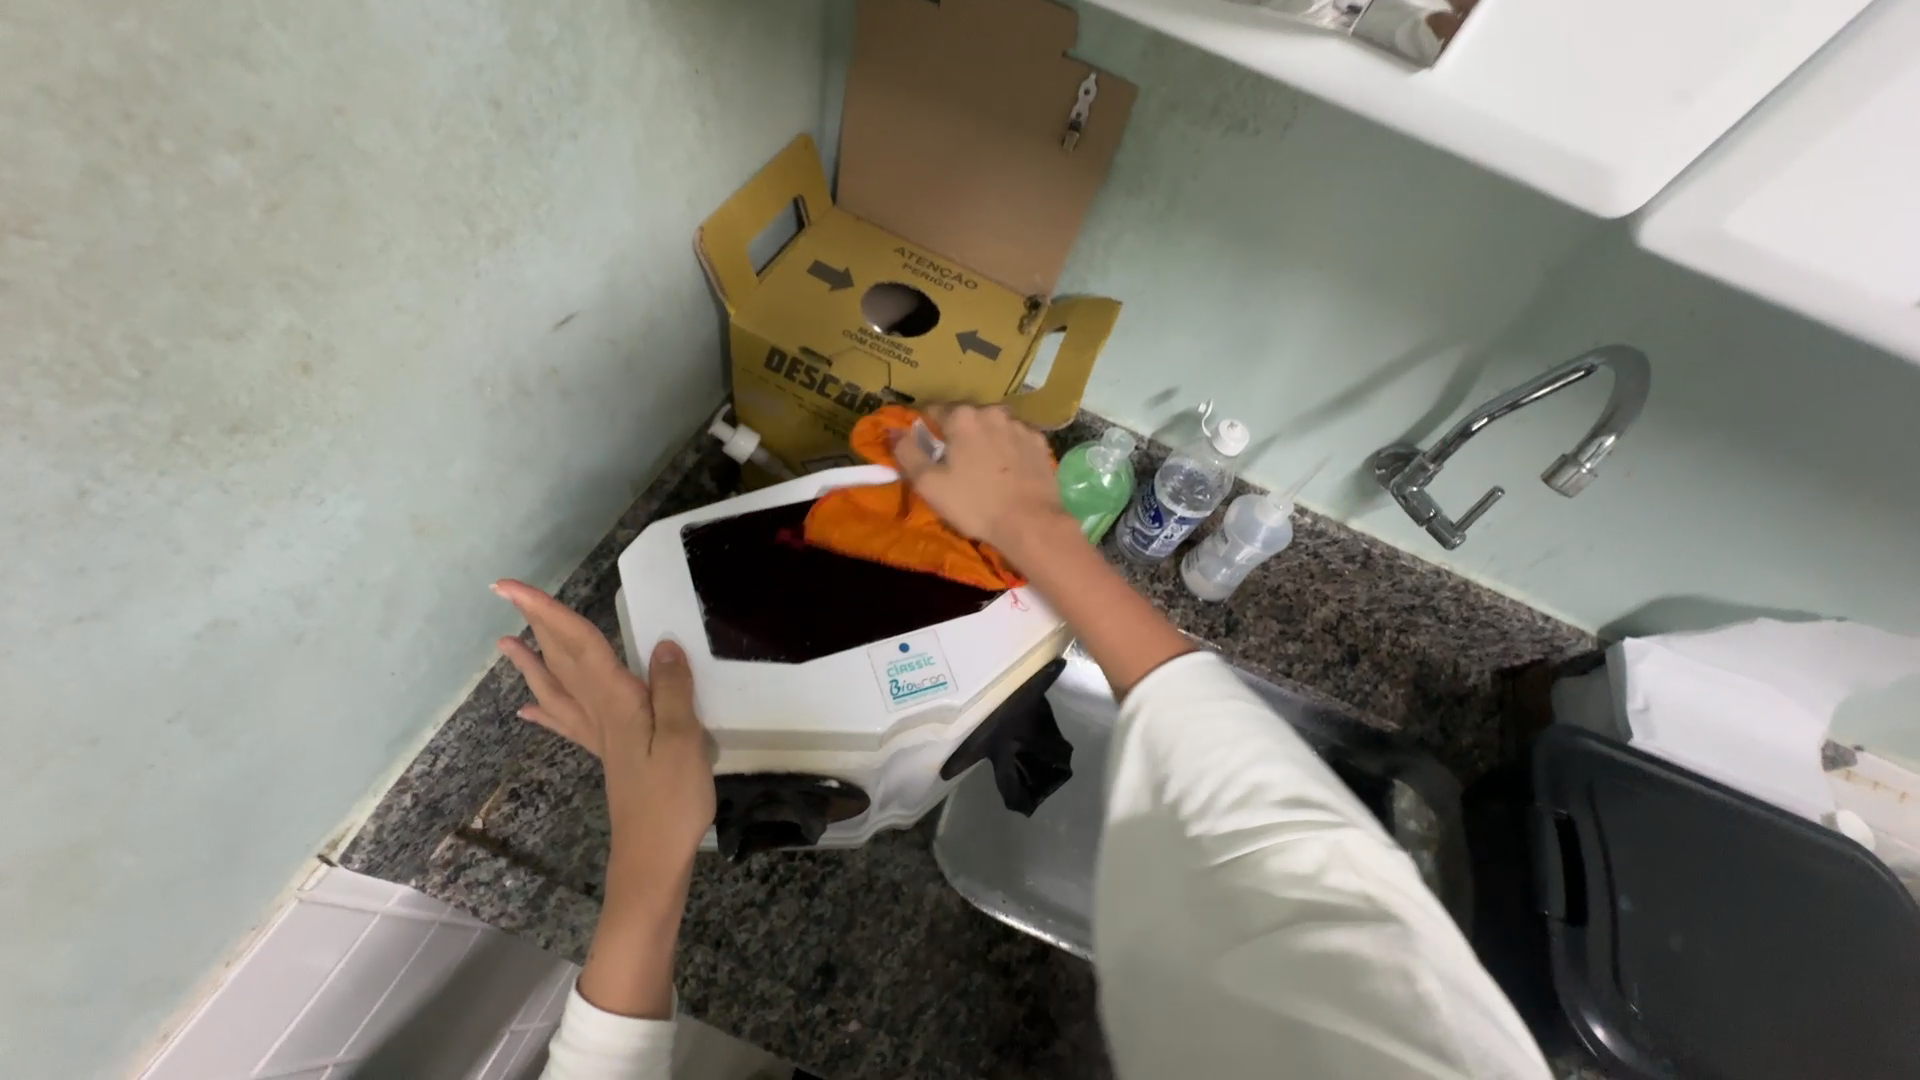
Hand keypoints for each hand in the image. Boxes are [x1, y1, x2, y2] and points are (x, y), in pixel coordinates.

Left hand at [491, 580, 713, 885]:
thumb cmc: (671, 800)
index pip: (579, 646)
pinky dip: (547, 710)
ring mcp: (601, 736)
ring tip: (506, 643)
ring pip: (558, 689)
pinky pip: (569, 723)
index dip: (549, 613)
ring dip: (534, 663)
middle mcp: (600, 714)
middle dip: (538, 626)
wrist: (654, 857)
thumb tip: (663, 644)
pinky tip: (528, 709)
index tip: (511, 587)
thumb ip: (672, 691)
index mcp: (618, 704)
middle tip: (507, 596)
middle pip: (564, 661)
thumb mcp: (683, 740)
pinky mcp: (609, 754)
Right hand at [893, 404, 1071, 553]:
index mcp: (962, 417)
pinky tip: (1008, 470)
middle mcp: (993, 412)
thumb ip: (908, 452)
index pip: (934, 410)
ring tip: (984, 465)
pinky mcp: (1040, 442)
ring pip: (994, 426)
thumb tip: (894, 430)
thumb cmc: (974, 504)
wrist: (1030, 522)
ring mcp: (1020, 426)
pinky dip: (1009, 448)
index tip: (927, 448)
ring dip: (986, 438)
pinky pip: (1016, 439)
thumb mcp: (929, 483)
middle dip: (958, 433)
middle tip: (955, 461)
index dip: (926, 428)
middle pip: (966, 416)